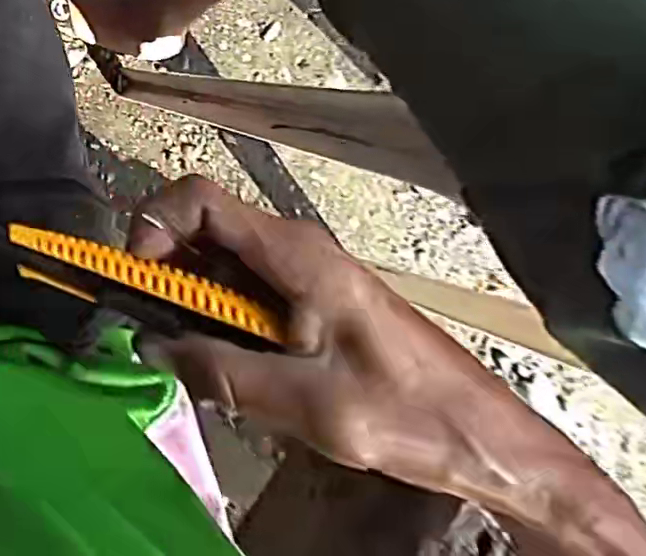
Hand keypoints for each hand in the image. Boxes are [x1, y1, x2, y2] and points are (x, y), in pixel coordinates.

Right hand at [130, 177, 645, 555]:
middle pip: (195, 220)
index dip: (155, 221)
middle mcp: (289, 245)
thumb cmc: (415, 418)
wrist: (501, 450)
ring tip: (187, 338)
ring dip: (184, 287)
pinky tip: (221, 347)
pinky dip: (207, 303)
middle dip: (162, 261)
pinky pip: (230, 277)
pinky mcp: (299, 290)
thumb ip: (220, 373)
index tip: (144, 272)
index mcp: (294, 253)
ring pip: (209, 251)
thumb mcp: (310, 406)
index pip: (198, 197)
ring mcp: (295, 266)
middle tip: (156, 311)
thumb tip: (147, 345)